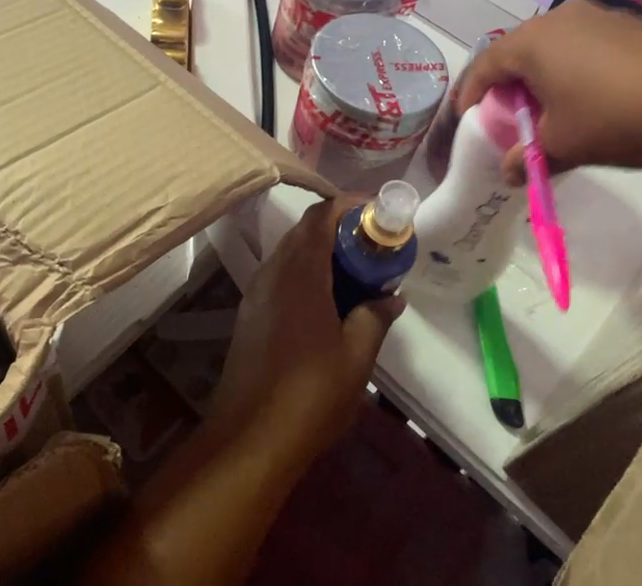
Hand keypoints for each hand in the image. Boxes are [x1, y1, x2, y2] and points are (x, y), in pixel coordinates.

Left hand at [209, 198, 402, 466]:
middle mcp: (273, 273)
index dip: (347, 206)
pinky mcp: (250, 313)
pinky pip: (280, 276)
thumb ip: (374, 318)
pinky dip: (305, 272)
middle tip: (373, 244)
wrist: (250, 435)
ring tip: (356, 271)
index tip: (377, 212)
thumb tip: (392, 297)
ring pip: (290, 253)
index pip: (319, 217)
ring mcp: (256, 293)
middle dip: (338, 228)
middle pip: (303, 231)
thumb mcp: (356, 358)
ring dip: (321, 252)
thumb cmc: (310, 394)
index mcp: (300, 274)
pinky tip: (328, 300)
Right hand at [453, 0, 641, 180]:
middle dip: (510, 88)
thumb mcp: (566, 146)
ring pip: (554, 50)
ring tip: (555, 115)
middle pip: (518, 54)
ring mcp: (599, 17)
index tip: (468, 121)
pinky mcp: (631, 25)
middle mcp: (559, 19)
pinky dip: (576, 74)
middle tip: (512, 121)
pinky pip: (586, 49)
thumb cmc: (620, 117)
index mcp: (531, 42)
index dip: (471, 96)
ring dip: (545, 81)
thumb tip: (510, 172)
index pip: (485, 66)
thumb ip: (529, 158)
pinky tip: (595, 102)